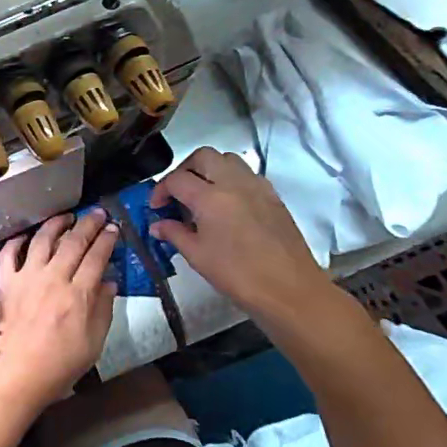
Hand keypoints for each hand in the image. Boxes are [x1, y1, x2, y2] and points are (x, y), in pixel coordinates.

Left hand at [0, 210, 118, 411]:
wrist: (21, 374)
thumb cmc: (62, 363)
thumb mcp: (95, 341)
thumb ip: (103, 309)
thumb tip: (109, 282)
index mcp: (78, 294)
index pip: (96, 257)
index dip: (107, 240)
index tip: (113, 228)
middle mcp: (53, 278)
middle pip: (73, 242)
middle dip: (88, 224)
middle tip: (97, 214)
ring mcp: (27, 277)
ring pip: (42, 240)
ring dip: (55, 225)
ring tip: (66, 217)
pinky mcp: (6, 283)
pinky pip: (9, 254)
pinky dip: (17, 241)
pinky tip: (26, 235)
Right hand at [150, 148, 366, 344]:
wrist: (289, 289)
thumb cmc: (237, 274)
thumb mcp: (197, 256)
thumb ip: (174, 234)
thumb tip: (158, 226)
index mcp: (210, 197)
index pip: (176, 179)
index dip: (160, 190)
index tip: (156, 208)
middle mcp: (234, 183)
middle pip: (203, 156)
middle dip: (184, 170)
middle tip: (178, 193)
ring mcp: (257, 187)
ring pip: (228, 160)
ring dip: (210, 169)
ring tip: (203, 194)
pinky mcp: (273, 196)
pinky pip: (247, 175)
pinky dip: (232, 180)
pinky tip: (228, 206)